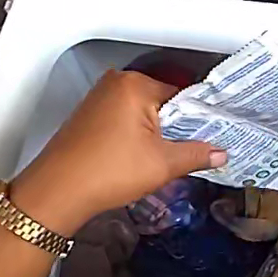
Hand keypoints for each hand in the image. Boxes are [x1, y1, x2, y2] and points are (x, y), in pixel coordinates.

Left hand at [8, 70, 225, 234]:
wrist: (57, 192)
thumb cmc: (107, 172)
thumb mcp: (163, 165)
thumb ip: (197, 155)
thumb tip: (220, 153)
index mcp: (135, 85)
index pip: (182, 95)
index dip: (198, 119)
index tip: (209, 138)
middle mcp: (115, 84)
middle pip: (162, 103)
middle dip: (175, 129)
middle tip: (184, 154)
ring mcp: (98, 99)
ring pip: (143, 114)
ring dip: (154, 135)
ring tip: (159, 160)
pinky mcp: (89, 116)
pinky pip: (124, 120)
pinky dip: (135, 137)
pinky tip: (137, 159)